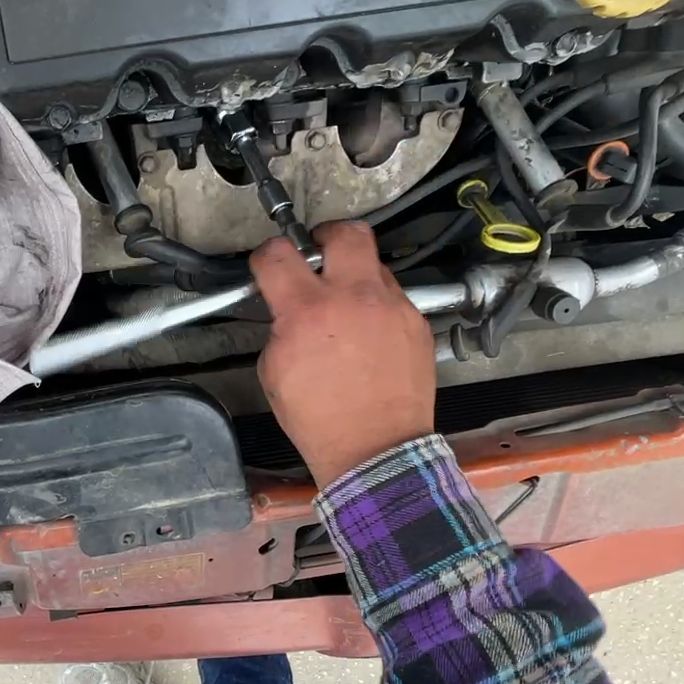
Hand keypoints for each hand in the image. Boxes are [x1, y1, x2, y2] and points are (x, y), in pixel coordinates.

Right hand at [250, 221, 436, 484]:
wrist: (374, 450)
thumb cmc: (320, 421)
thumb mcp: (275, 374)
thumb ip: (280, 330)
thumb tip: (287, 315)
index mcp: (307, 312)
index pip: (278, 255)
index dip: (267, 256)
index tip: (268, 263)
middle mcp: (353, 299)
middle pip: (345, 233)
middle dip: (326, 237)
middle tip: (318, 253)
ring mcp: (391, 308)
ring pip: (374, 264)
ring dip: (355, 276)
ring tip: (347, 305)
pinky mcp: (416, 322)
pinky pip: (394, 297)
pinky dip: (377, 306)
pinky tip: (369, 334)